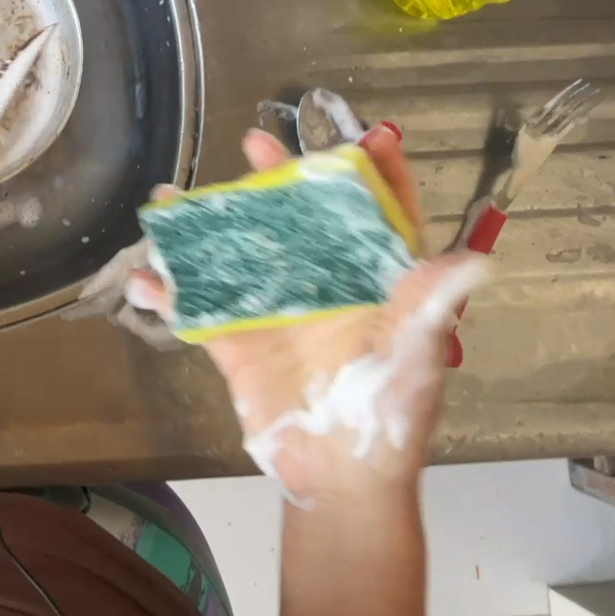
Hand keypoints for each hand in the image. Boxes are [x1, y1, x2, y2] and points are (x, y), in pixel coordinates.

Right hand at [129, 126, 486, 502]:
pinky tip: (141, 281)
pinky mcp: (233, 339)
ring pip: (233, 252)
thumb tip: (474, 259)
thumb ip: (428, 311)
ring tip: (166, 199)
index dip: (376, 177)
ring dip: (199, 226)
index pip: (379, 220)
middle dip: (275, 179)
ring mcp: (270, 309)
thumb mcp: (413, 363)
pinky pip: (194, 307)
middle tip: (254, 143)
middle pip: (297, 220)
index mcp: (370, 286)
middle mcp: (318, 285)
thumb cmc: (386, 420)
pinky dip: (165, 294)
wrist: (335, 479)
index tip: (369, 136)